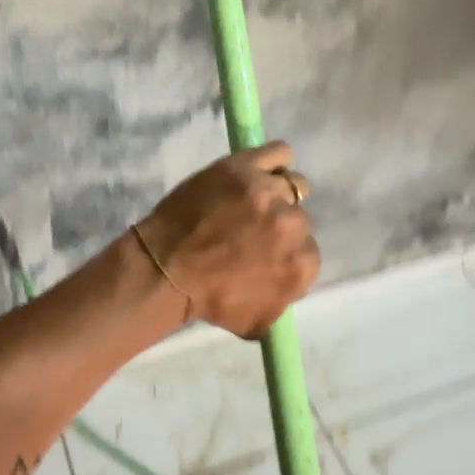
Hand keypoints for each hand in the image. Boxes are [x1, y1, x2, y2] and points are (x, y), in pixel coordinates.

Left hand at [132, 141, 319, 339]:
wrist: (165, 268)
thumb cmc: (209, 300)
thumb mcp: (258, 322)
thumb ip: (284, 300)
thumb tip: (290, 283)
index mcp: (301, 264)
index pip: (308, 250)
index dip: (286, 250)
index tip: (266, 250)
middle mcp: (292, 225)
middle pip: (299, 216)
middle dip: (279, 223)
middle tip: (252, 228)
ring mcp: (268, 192)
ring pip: (292, 184)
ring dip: (276, 193)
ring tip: (253, 200)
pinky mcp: (245, 168)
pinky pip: (279, 152)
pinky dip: (276, 159)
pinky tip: (261, 170)